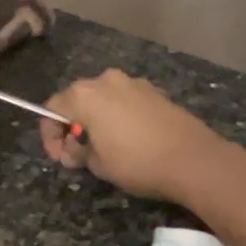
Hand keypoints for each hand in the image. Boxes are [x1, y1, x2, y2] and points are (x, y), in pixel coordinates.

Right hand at [40, 68, 226, 203]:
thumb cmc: (138, 162)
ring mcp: (132, 82)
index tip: (59, 158)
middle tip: (78, 154)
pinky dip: (118, 116)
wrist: (195, 160)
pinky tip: (129, 139)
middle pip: (76, 100)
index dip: (49, 135)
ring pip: (102, 99)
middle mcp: (104, 81)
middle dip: (72, 126)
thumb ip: (78, 152)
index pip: (52, 109)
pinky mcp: (154, 91)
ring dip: (96, 120)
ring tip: (104, 147)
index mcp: (84, 95)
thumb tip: (74, 149)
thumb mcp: (98, 165)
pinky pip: (125, 101)